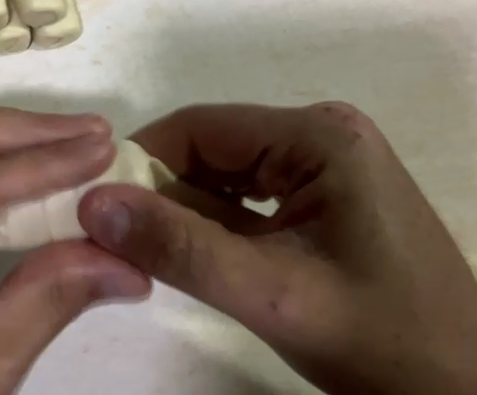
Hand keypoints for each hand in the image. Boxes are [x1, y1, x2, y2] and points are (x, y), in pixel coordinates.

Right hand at [81, 103, 476, 394]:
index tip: (97, 207)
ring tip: (153, 252)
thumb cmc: (387, 348)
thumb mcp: (274, 298)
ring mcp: (326, 164)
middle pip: (209, 148)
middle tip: (119, 238)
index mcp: (318, 136)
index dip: (141, 163)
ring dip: (185, 211)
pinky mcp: (326, 196)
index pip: (198, 128)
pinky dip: (214, 224)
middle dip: (162, 192)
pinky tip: (199, 257)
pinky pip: (247, 196)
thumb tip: (89, 204)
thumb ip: (180, 248)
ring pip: (223, 174)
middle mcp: (321, 134)